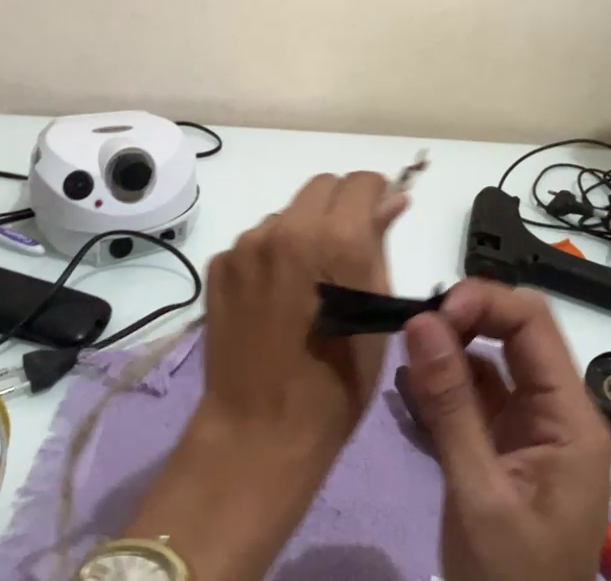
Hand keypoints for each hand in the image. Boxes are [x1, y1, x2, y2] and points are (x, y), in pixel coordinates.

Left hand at [122, 172, 407, 580]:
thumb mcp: (378, 311)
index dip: (376, 195)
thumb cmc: (339, 380)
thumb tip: (391, 203)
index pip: (363, 181)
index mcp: (339, 238)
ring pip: (287, 214)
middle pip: (322, 187)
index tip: (377, 219)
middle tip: (343, 250)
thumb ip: (381, 246)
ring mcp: (247, 244)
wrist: (262, 428)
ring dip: (302, 233)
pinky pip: (255, 242)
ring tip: (304, 284)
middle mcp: (290, 228)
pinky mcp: (219, 263)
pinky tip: (273, 298)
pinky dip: (270, 257)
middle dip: (340, 207)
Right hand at [402, 280, 610, 580]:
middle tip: (411, 329)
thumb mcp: (478, 493)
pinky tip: (412, 386)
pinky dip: (447, 384)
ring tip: (406, 353)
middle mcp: (561, 413)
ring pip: (496, 361)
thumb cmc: (510, 578)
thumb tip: (421, 320)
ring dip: (451, 349)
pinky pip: (481, 396)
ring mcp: (536, 430)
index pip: (534, 325)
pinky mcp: (510, 447)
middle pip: (518, 335)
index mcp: (573, 419)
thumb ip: (451, 404)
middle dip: (465, 319)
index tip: (430, 312)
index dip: (483, 303)